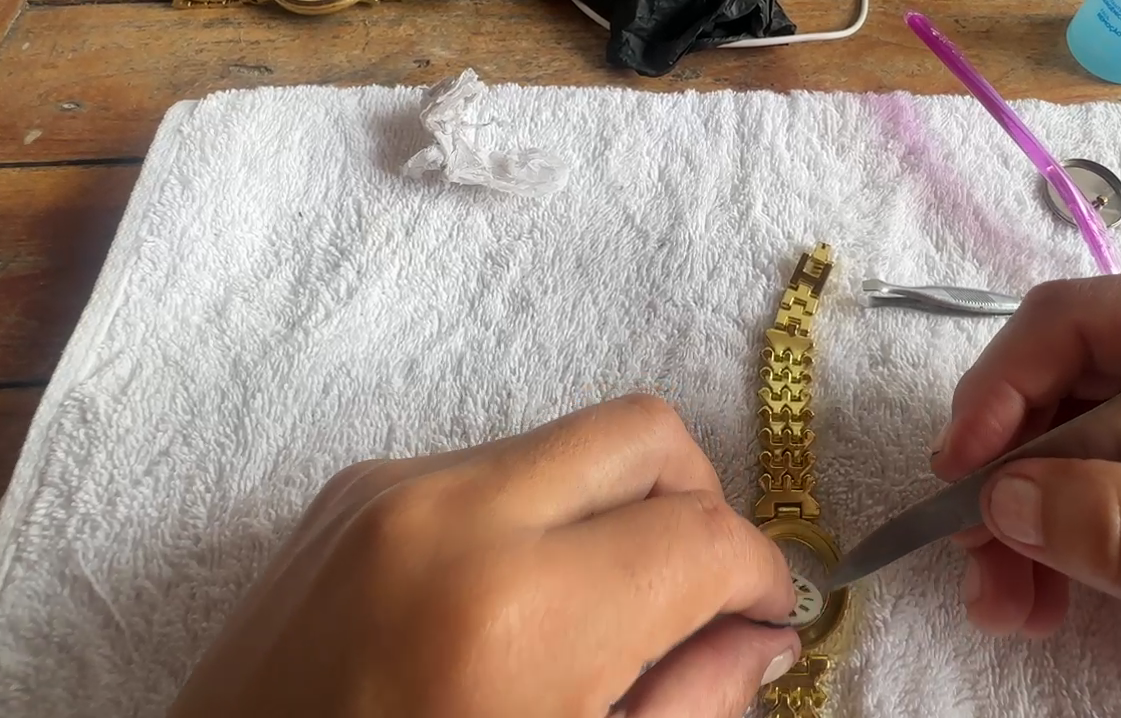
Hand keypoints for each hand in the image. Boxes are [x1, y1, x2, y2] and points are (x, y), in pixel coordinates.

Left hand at [170, 395, 798, 717]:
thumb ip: (690, 710)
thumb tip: (760, 633)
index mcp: (510, 620)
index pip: (697, 535)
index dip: (758, 572)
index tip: (764, 612)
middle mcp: (449, 513)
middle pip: (646, 430)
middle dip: (701, 497)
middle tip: (697, 582)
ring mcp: (391, 485)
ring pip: (575, 440)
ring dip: (617, 507)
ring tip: (600, 600)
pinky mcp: (355, 482)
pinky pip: (501, 462)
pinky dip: (543, 511)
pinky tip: (513, 594)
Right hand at [932, 272, 1120, 716]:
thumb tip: (997, 498)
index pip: (1084, 320)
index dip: (1004, 382)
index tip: (957, 471)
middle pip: (1060, 379)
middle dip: (1005, 464)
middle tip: (969, 549)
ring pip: (1061, 438)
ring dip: (1017, 514)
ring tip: (999, 601)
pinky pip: (1089, 487)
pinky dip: (1049, 540)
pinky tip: (1034, 598)